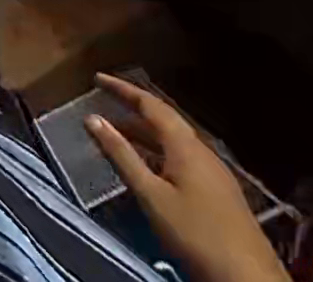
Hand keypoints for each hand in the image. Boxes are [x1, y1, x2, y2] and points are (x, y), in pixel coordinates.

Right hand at [86, 73, 288, 281]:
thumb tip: (92, 119)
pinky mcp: (220, 193)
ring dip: (144, 131)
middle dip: (133, 107)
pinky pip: (181, 157)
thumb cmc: (196, 234)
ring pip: (173, 140)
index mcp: (185, 146)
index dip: (123, 89)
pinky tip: (146, 165)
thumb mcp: (151, 195)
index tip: (97, 79)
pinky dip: (157, 150)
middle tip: (105, 100)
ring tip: (117, 131)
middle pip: (164, 120)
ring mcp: (215, 174)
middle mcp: (202, 152)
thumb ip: (121, 155)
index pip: (151, 105)